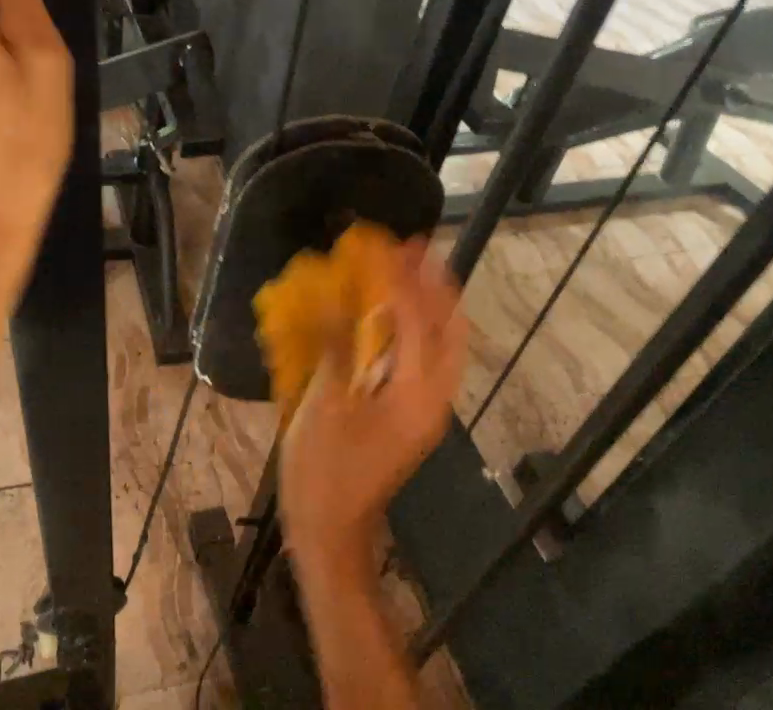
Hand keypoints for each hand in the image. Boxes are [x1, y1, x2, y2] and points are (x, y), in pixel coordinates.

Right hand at [279, 241, 468, 566]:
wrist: (330, 528)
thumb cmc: (324, 469)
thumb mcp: (325, 404)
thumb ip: (336, 347)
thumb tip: (333, 297)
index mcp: (415, 396)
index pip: (416, 323)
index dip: (403, 280)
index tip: (393, 244)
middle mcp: (433, 399)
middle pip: (448, 331)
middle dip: (435, 286)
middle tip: (419, 247)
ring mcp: (427, 410)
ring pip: (444, 346)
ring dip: (431, 305)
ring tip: (416, 269)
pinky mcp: (413, 416)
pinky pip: (428, 361)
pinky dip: (419, 330)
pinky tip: (397, 315)